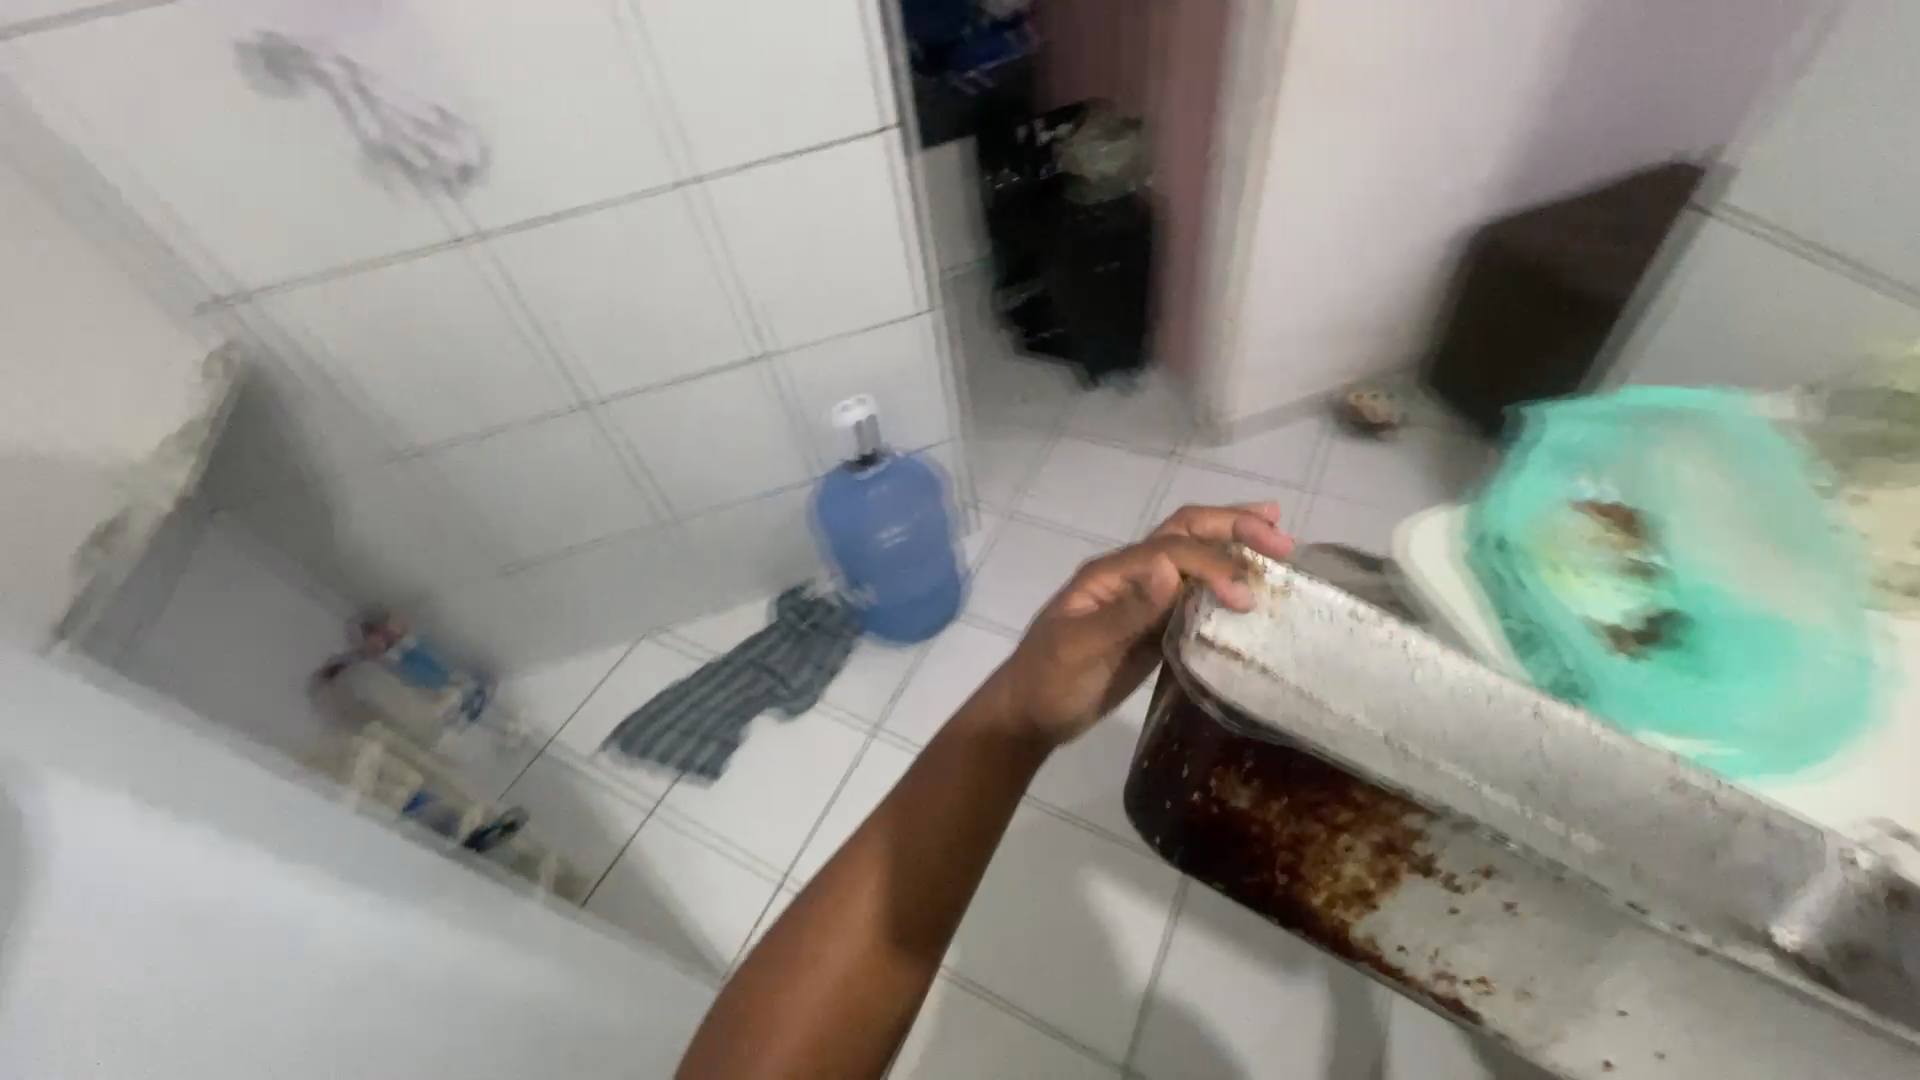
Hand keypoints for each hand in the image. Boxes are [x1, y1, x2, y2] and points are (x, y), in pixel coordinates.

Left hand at [984, 503, 1293, 748]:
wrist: (1029, 715)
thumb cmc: (1048, 681)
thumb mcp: (1080, 648)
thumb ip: (1126, 612)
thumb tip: (1170, 568)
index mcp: (1109, 574)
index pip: (1170, 550)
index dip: (1211, 563)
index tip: (1246, 595)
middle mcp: (1129, 577)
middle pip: (1183, 535)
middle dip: (1231, 529)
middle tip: (1282, 538)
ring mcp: (1141, 601)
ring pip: (1191, 560)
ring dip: (1231, 547)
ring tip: (1278, 544)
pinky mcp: (1151, 627)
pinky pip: (1192, 598)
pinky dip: (1223, 586)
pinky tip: (1249, 591)